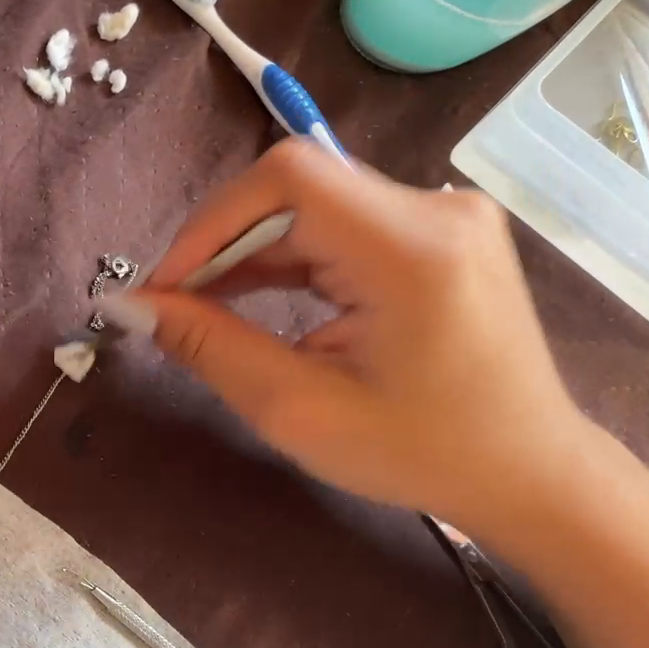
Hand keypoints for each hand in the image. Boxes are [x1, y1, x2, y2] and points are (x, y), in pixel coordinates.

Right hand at [124, 139, 594, 535]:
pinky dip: (274, 261)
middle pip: (291, 190)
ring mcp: (437, 220)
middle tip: (167, 307)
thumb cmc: (412, 450)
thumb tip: (126, 305)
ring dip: (239, 255)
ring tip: (195, 311)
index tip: (165, 287)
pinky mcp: (430, 238)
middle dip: (215, 244)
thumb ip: (206, 345)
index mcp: (410, 249)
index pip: (289, 178)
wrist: (521, 469)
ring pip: (304, 209)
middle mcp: (433, 212)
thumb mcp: (291, 406)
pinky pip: (329, 229)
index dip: (209, 222)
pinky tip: (242, 302)